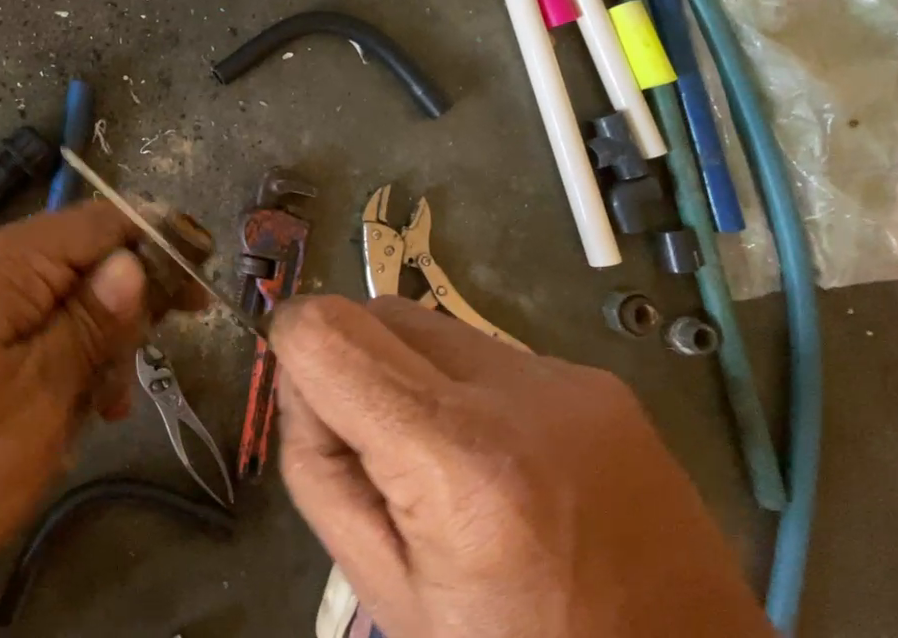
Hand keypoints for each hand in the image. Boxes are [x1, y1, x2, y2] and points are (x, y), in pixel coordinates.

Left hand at [0, 202, 199, 637]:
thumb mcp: (42, 396)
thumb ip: (91, 321)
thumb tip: (134, 262)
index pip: (97, 222)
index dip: (156, 242)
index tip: (200, 281)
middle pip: (76, 261)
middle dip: (120, 310)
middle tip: (135, 375)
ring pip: (53, 303)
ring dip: (91, 347)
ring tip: (99, 410)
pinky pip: (22, 335)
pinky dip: (56, 365)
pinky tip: (63, 414)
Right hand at [271, 295, 773, 637]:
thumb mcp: (382, 586)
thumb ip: (316, 465)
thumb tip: (305, 380)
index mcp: (456, 459)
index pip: (323, 327)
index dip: (293, 357)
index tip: (317, 418)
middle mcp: (518, 394)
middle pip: (374, 310)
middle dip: (352, 364)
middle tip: (380, 455)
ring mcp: (571, 381)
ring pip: (429, 325)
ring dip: (409, 374)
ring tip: (448, 463)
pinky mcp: (604, 383)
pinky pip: (487, 352)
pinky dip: (464, 389)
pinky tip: (504, 462)